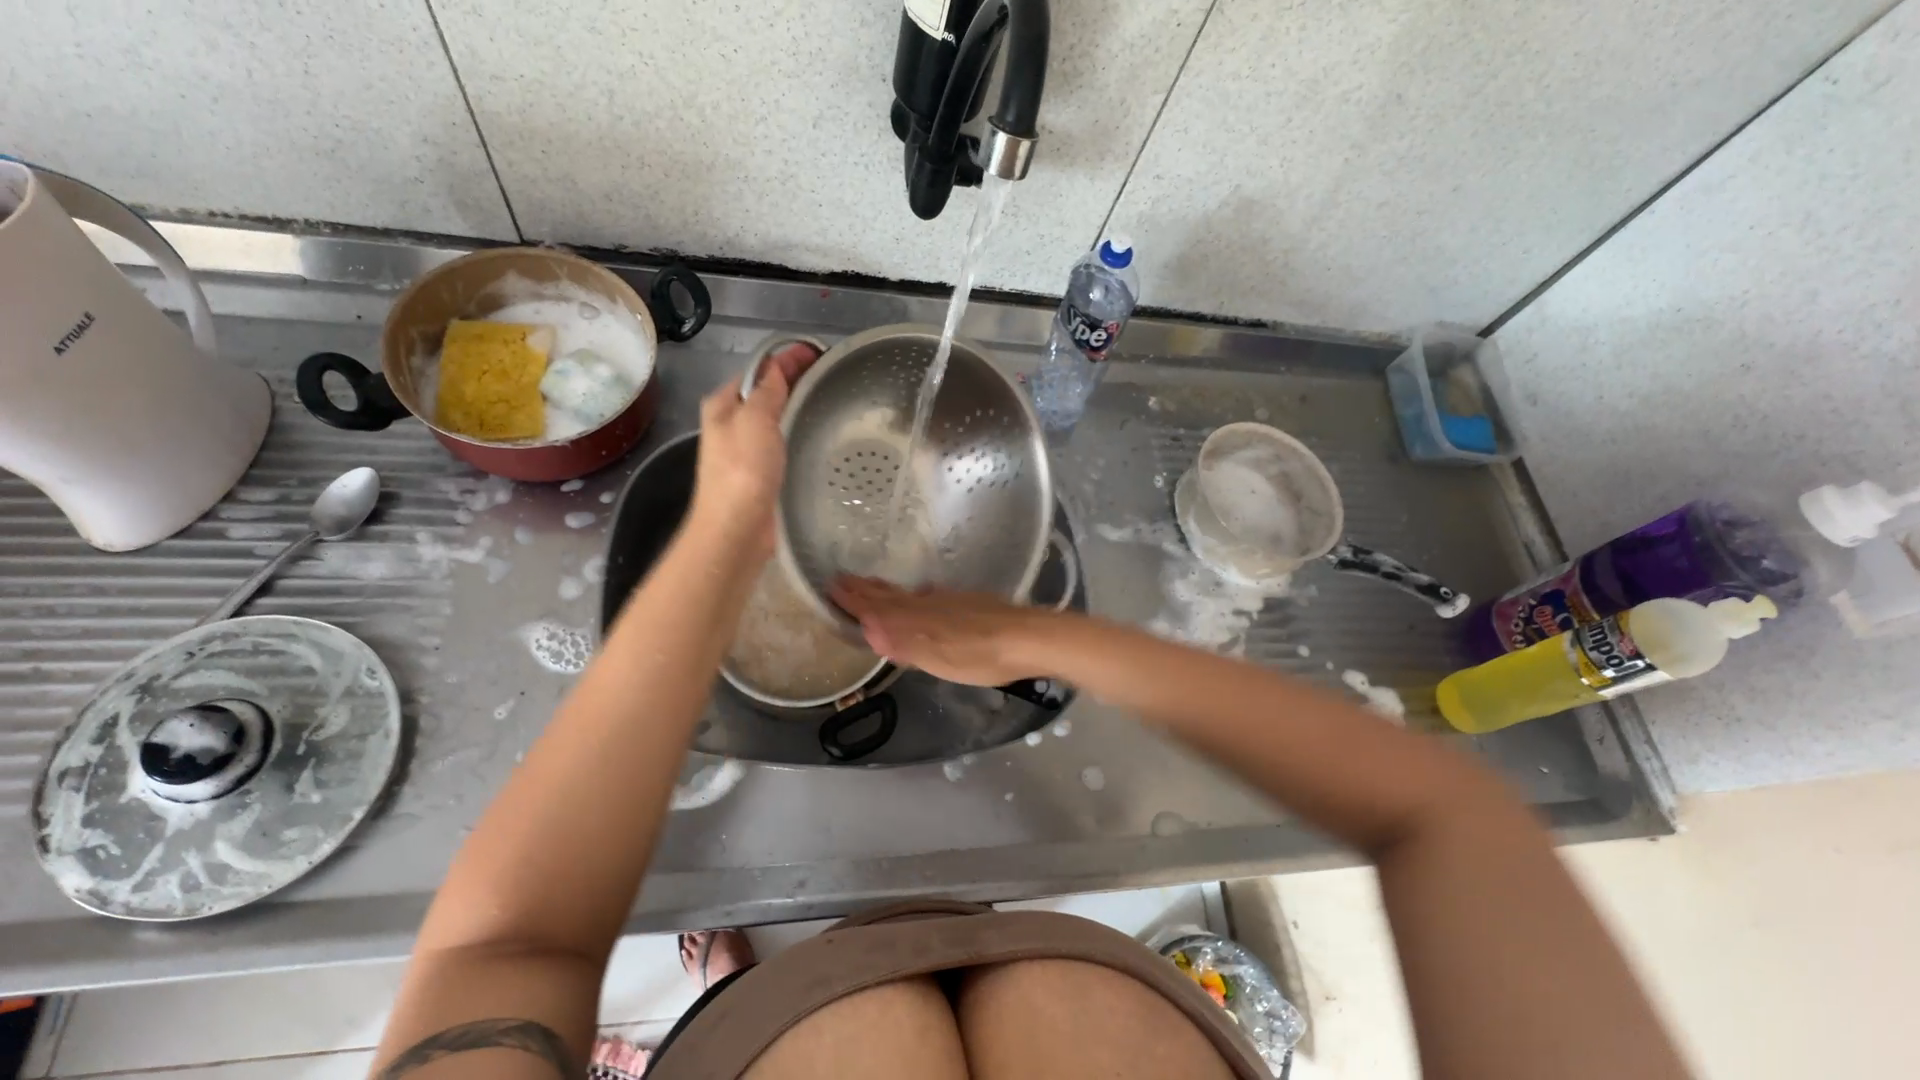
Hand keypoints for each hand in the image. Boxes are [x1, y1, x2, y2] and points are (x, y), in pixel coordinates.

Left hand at [690, 343, 819, 554]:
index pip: (757, 371)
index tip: (818, 351)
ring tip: (830, 403)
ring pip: (775, 419)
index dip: (785, 358)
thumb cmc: (742, 471)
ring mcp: (745, 452)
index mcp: (723, 406)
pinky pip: (782, 444)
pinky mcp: (760, 476)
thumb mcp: (755, 420)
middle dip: (794, 381)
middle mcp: (730, 425)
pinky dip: (798, 434)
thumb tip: (776, 369)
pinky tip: (818, 439)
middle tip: (831, 375)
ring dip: (797, 409)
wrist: (735, 530)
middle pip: (765, 393)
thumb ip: (767, 391)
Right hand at [829, 576, 1056, 685]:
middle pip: (891, 597)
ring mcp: (951, 602)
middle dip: (865, 590)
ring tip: (871, 585)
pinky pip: (929, 595)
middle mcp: (930, 604)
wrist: (1028, 638)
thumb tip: (867, 627)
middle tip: (842, 580)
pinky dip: (913, 595)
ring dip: (885, 590)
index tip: (831, 588)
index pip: (878, 608)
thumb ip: (904, 642)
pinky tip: (922, 596)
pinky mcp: (970, 604)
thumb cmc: (981, 655)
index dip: (855, 601)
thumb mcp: (938, 657)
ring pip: (909, 594)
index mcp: (918, 619)